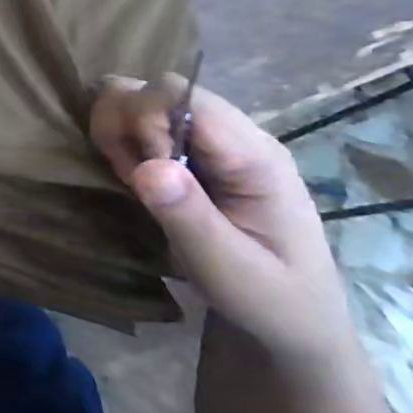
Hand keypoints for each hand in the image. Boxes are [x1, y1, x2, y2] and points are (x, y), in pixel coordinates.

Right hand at [89, 75, 356, 361]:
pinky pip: (145, 118)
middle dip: (125, 123)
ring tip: (130, 175)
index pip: (181, 96)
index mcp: (254, 154)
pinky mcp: (196, 147)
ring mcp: (215, 137)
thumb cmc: (269, 302)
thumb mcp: (232, 274)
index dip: (145, 121)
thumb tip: (149, 167)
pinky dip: (125, 137)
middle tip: (127, 175)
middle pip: (158, 88)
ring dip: (120, 128)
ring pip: (144, 96)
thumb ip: (192, 219)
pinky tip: (136, 175)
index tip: (140, 173)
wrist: (293, 323)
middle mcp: (235, 132)